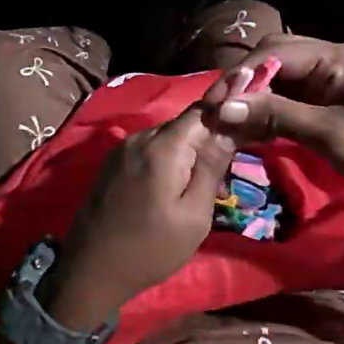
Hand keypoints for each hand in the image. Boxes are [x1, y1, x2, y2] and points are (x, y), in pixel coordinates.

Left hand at [44, 106, 235, 329]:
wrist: (91, 270)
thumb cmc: (151, 249)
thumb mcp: (193, 215)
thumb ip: (211, 166)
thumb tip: (229, 125)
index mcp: (162, 148)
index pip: (202, 110)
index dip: (228, 94)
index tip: (252, 73)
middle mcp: (139, 138)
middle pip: (185, 122)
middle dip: (213, 125)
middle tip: (244, 132)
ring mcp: (122, 149)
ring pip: (167, 135)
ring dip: (191, 143)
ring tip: (216, 160)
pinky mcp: (112, 162)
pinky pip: (150, 147)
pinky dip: (171, 153)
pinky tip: (181, 174)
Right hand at [200, 35, 343, 210]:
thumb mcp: (332, 137)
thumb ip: (277, 116)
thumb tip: (223, 108)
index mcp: (343, 56)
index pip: (276, 53)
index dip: (240, 76)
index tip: (212, 104)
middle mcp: (339, 55)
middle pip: (278, 55)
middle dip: (245, 80)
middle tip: (218, 110)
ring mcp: (340, 73)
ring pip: (285, 72)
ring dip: (258, 93)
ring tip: (231, 119)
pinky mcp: (340, 93)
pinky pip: (297, 90)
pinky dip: (275, 104)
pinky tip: (257, 124)